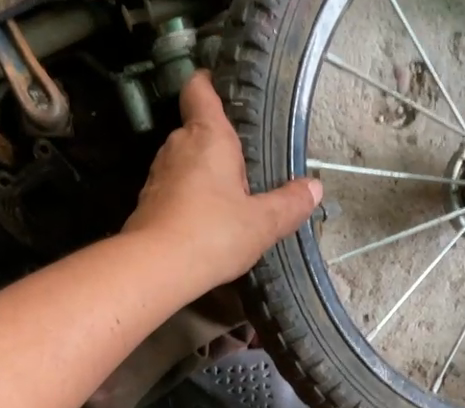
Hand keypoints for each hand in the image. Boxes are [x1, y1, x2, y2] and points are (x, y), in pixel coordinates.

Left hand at [124, 73, 323, 286]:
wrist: (156, 267)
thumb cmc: (212, 234)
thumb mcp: (263, 223)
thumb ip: (289, 203)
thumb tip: (315, 187)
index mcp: (208, 137)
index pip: (200, 89)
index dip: (210, 84)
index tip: (226, 91)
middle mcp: (178, 145)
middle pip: (198, 129)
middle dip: (220, 144)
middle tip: (248, 165)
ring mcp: (159, 173)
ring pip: (187, 161)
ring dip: (206, 174)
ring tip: (231, 197)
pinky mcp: (150, 202)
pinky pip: (176, 189)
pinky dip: (192, 198)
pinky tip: (209, 221)